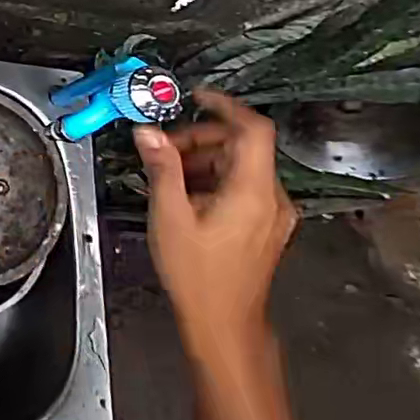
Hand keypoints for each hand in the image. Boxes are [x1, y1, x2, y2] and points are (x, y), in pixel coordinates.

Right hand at [134, 89, 296, 355]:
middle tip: (164, 148)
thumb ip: (162, 168)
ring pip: (240, 165)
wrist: (223, 324)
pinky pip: (241, 185)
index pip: (253, 130)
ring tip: (168, 174)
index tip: (196, 96)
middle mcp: (272, 199)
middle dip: (200, 138)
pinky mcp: (264, 225)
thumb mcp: (169, 215)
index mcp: (252, 192)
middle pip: (241, 146)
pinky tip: (184, 193)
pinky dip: (212, 178)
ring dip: (203, 158)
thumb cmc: (198, 274)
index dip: (226, 105)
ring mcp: (272, 214)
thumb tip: (148, 132)